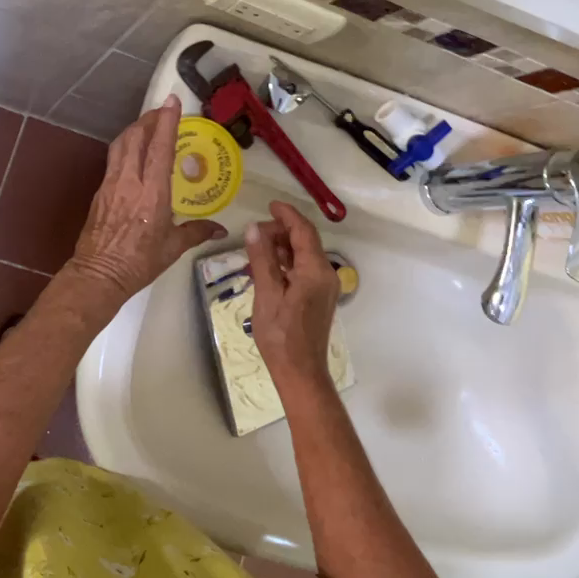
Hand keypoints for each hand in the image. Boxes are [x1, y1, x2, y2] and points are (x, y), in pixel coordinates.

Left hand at [66, 94, 227, 305]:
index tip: (172, 102)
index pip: (160, 147)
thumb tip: (221, 229)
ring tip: (147, 125)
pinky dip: (124, 148)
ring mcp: (112, 184)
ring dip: (134, 130)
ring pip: (120, 145)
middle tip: (162, 111)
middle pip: (135, 138)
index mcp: (153, 192)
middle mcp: (130, 181)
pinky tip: (132, 152)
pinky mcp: (100, 192)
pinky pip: (113, 160)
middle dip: (149, 119)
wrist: (98, 274)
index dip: (167, 121)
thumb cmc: (139, 263)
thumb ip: (197, 232)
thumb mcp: (172, 248)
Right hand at [244, 201, 339, 384]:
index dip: (287, 215)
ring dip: (281, 248)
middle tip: (253, 235)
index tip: (269, 205)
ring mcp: (324, 287)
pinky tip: (266, 268)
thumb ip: (261, 258)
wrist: (300, 372)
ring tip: (255, 251)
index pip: (303, 231)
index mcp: (315, 270)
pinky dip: (286, 263)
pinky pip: (303, 270)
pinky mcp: (318, 298)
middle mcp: (325, 274)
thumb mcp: (266, 293)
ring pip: (304, 255)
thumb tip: (253, 228)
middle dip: (280, 232)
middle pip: (305, 241)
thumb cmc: (280, 335)